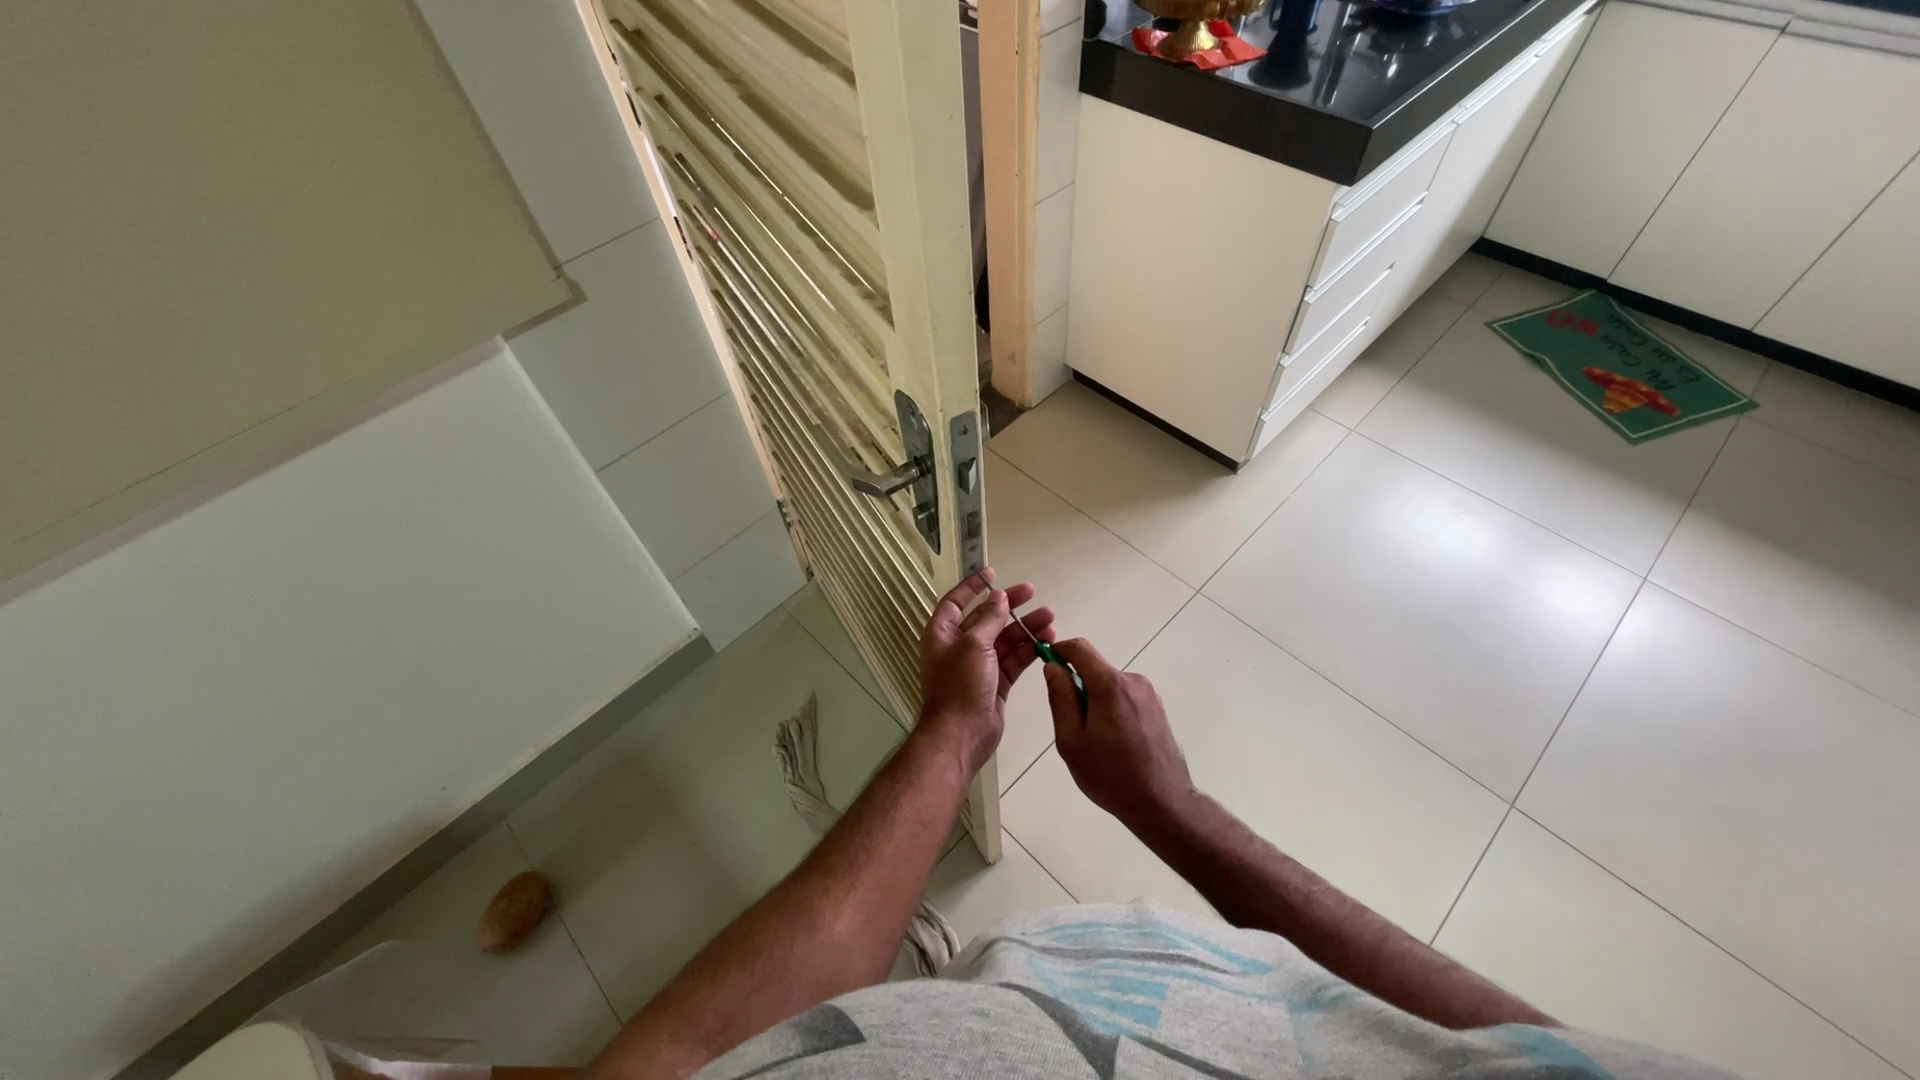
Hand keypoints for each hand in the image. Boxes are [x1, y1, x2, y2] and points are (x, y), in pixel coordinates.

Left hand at [917, 568, 1055, 773]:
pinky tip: (1047, 639)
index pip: (956, 602)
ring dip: (1025, 627)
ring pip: (1005, 639)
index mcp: (943, 634)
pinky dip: (1029, 649)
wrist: (961, 734)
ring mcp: (979, 666)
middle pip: (986, 618)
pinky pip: (1014, 659)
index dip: (972, 586)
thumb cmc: (959, 685)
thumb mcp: (973, 645)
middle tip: (1032, 592)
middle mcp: (959, 647)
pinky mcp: (996, 683)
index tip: (992, 572)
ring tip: (1050, 616)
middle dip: (1009, 605)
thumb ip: (989, 619)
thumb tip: (999, 597)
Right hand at [1044, 639, 1195, 828]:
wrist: (1162, 803)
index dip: (1059, 650)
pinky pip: (1125, 699)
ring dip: (1096, 703)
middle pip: (1095, 670)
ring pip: (1110, 687)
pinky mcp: (1158, 709)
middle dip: (1078, 688)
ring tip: (1097, 743)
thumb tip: (1053, 667)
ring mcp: (1150, 695)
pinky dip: (1113, 711)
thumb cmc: (1110, 774)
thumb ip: (1061, 697)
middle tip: (1073, 728)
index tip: (1046, 663)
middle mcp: (1133, 681)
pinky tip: (1116, 745)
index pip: (1080, 648)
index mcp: (1110, 684)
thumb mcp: (1071, 740)